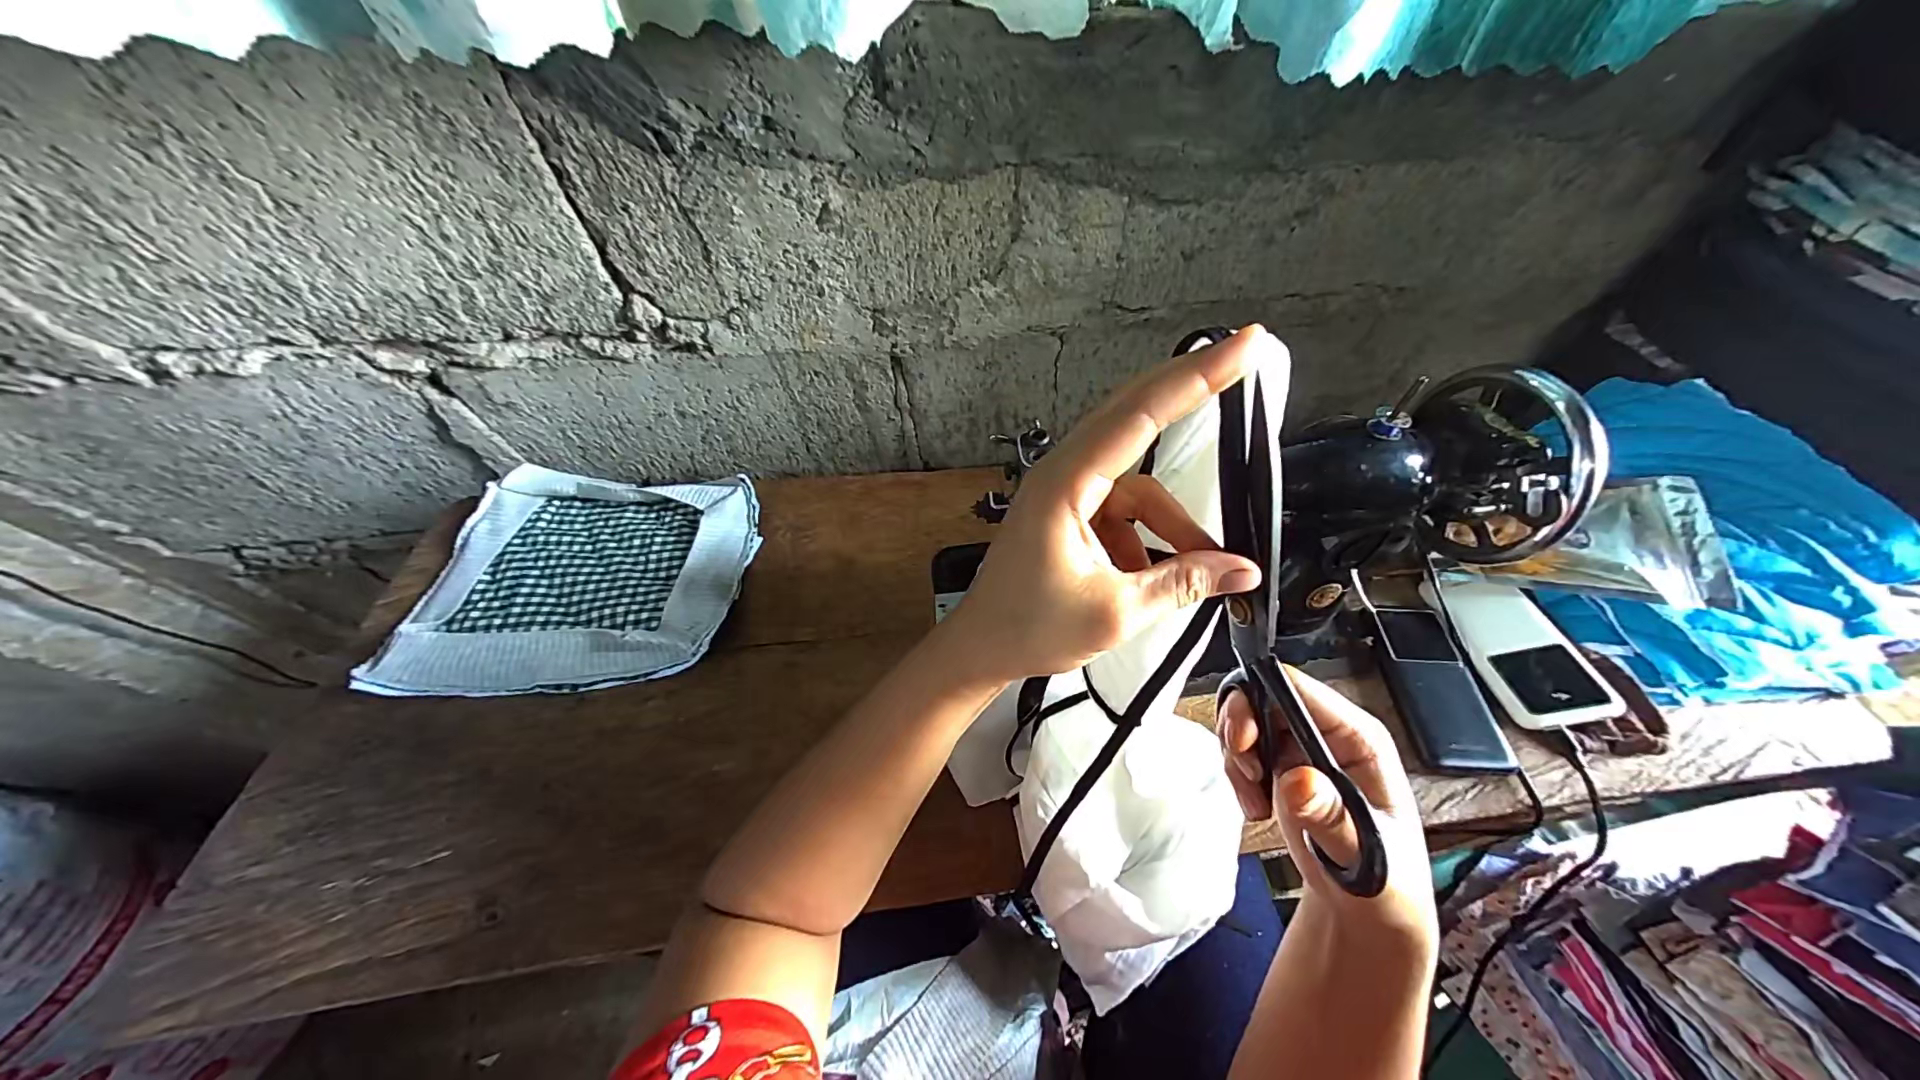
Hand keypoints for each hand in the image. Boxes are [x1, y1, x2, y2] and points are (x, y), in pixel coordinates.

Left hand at [942, 326, 1277, 683]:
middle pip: (1135, 419)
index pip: (1140, 414)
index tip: (1240, 346)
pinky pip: (1125, 509)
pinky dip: (1149, 537)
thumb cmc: (1025, 627)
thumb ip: (1183, 584)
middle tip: (1241, 366)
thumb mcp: (1116, 611)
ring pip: (1140, 486)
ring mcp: (1066, 493)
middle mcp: (1063, 476)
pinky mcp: (1070, 513)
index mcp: (1065, 485)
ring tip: (1198, 568)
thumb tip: (1238, 570)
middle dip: (1190, 397)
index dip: (1196, 377)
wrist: (982, 647)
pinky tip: (1153, 574)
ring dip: (1172, 523)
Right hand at [1219, 669, 1436, 953]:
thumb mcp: (1362, 853)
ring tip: (1256, 799)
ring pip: (1245, 720)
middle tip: (1246, 770)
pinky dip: (1236, 774)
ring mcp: (1302, 746)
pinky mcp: (1282, 763)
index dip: (1259, 701)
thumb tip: (1300, 780)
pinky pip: (1241, 747)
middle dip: (1240, 730)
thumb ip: (1330, 817)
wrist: (1366, 908)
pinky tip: (1256, 804)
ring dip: (1236, 758)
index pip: (1296, 688)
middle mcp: (1327, 733)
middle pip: (1261, 695)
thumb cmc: (1382, 881)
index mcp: (1358, 738)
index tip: (1243, 740)